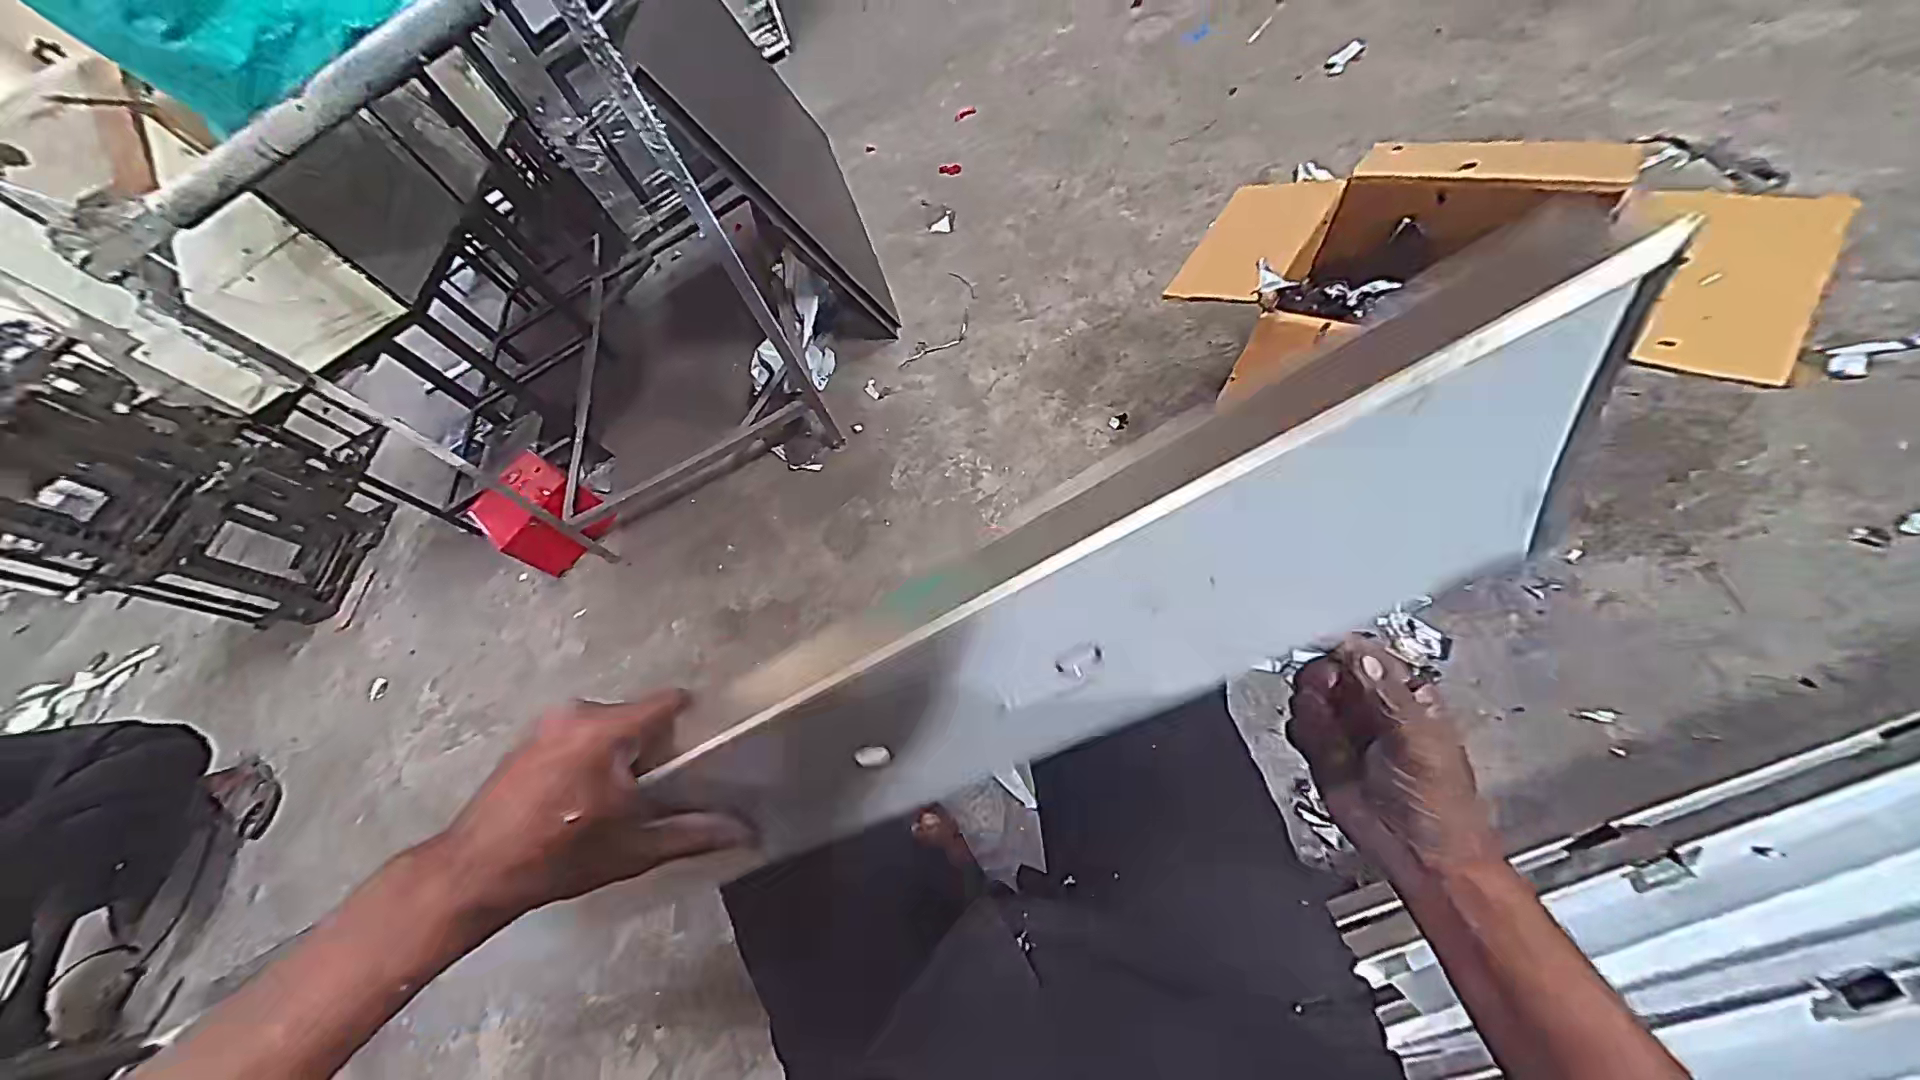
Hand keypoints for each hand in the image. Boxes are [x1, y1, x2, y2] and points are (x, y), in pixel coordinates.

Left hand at [430, 690, 751, 924]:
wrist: (470, 874)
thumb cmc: (557, 858)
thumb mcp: (634, 849)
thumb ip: (693, 833)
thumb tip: (743, 831)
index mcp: (607, 732)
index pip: (670, 702)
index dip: (690, 722)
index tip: (696, 751)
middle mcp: (578, 715)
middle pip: (640, 716)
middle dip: (652, 746)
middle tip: (652, 787)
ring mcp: (549, 723)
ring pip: (611, 724)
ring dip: (622, 750)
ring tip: (615, 794)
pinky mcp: (530, 736)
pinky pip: (582, 731)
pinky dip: (593, 753)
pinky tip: (582, 792)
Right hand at [1286, 636, 1499, 883]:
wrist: (1420, 855)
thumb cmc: (1440, 803)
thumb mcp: (1421, 742)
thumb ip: (1388, 696)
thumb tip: (1363, 655)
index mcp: (1407, 695)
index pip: (1371, 656)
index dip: (1348, 650)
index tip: (1332, 652)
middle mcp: (1373, 706)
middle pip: (1333, 668)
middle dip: (1321, 674)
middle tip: (1322, 686)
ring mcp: (1346, 727)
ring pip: (1311, 693)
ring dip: (1309, 701)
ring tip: (1320, 719)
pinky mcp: (1323, 750)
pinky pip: (1300, 723)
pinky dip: (1301, 727)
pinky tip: (1315, 740)